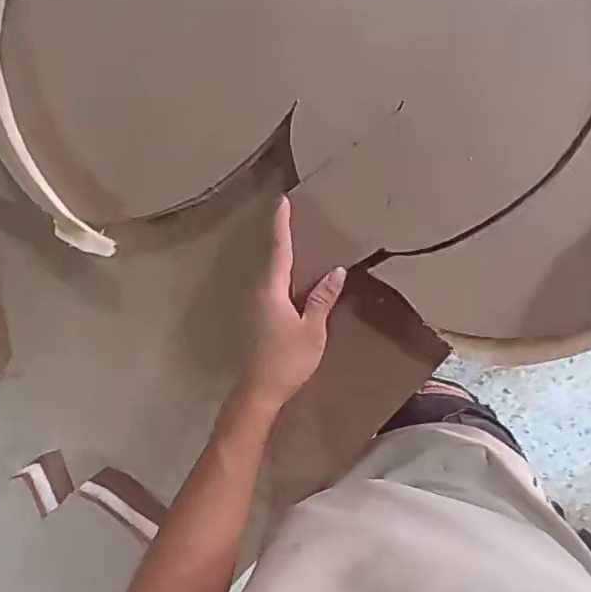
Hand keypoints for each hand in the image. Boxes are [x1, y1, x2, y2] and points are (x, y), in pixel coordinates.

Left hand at [240, 198, 346, 409]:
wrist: (260, 390)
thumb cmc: (287, 361)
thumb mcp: (312, 329)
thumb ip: (321, 299)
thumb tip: (335, 272)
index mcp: (271, 291)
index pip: (278, 249)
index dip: (281, 224)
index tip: (282, 201)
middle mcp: (259, 293)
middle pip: (272, 257)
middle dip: (281, 234)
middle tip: (292, 212)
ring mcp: (256, 306)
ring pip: (271, 273)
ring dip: (282, 255)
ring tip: (297, 237)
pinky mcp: (258, 318)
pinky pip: (272, 287)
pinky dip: (283, 274)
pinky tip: (295, 276)